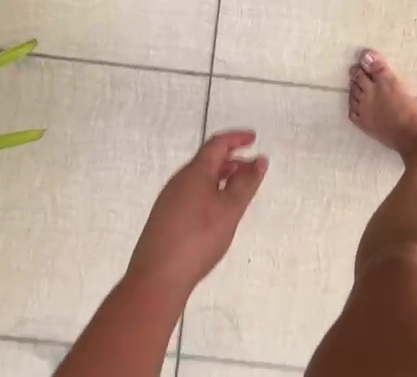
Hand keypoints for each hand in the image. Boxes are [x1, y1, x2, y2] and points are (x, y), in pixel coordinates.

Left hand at [127, 130, 267, 292]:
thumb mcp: (230, 209)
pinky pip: (191, 194)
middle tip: (251, 168)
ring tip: (238, 190)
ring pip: (199, 179)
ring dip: (221, 177)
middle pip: (207, 160)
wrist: (157, 277)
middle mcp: (179, 180)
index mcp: (194, 172)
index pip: (217, 144)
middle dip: (232, 160)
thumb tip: (259, 161)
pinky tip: (217, 212)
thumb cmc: (198, 238)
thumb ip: (246, 183)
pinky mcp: (164, 218)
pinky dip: (209, 192)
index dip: (237, 138)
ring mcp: (169, 200)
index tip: (253, 139)